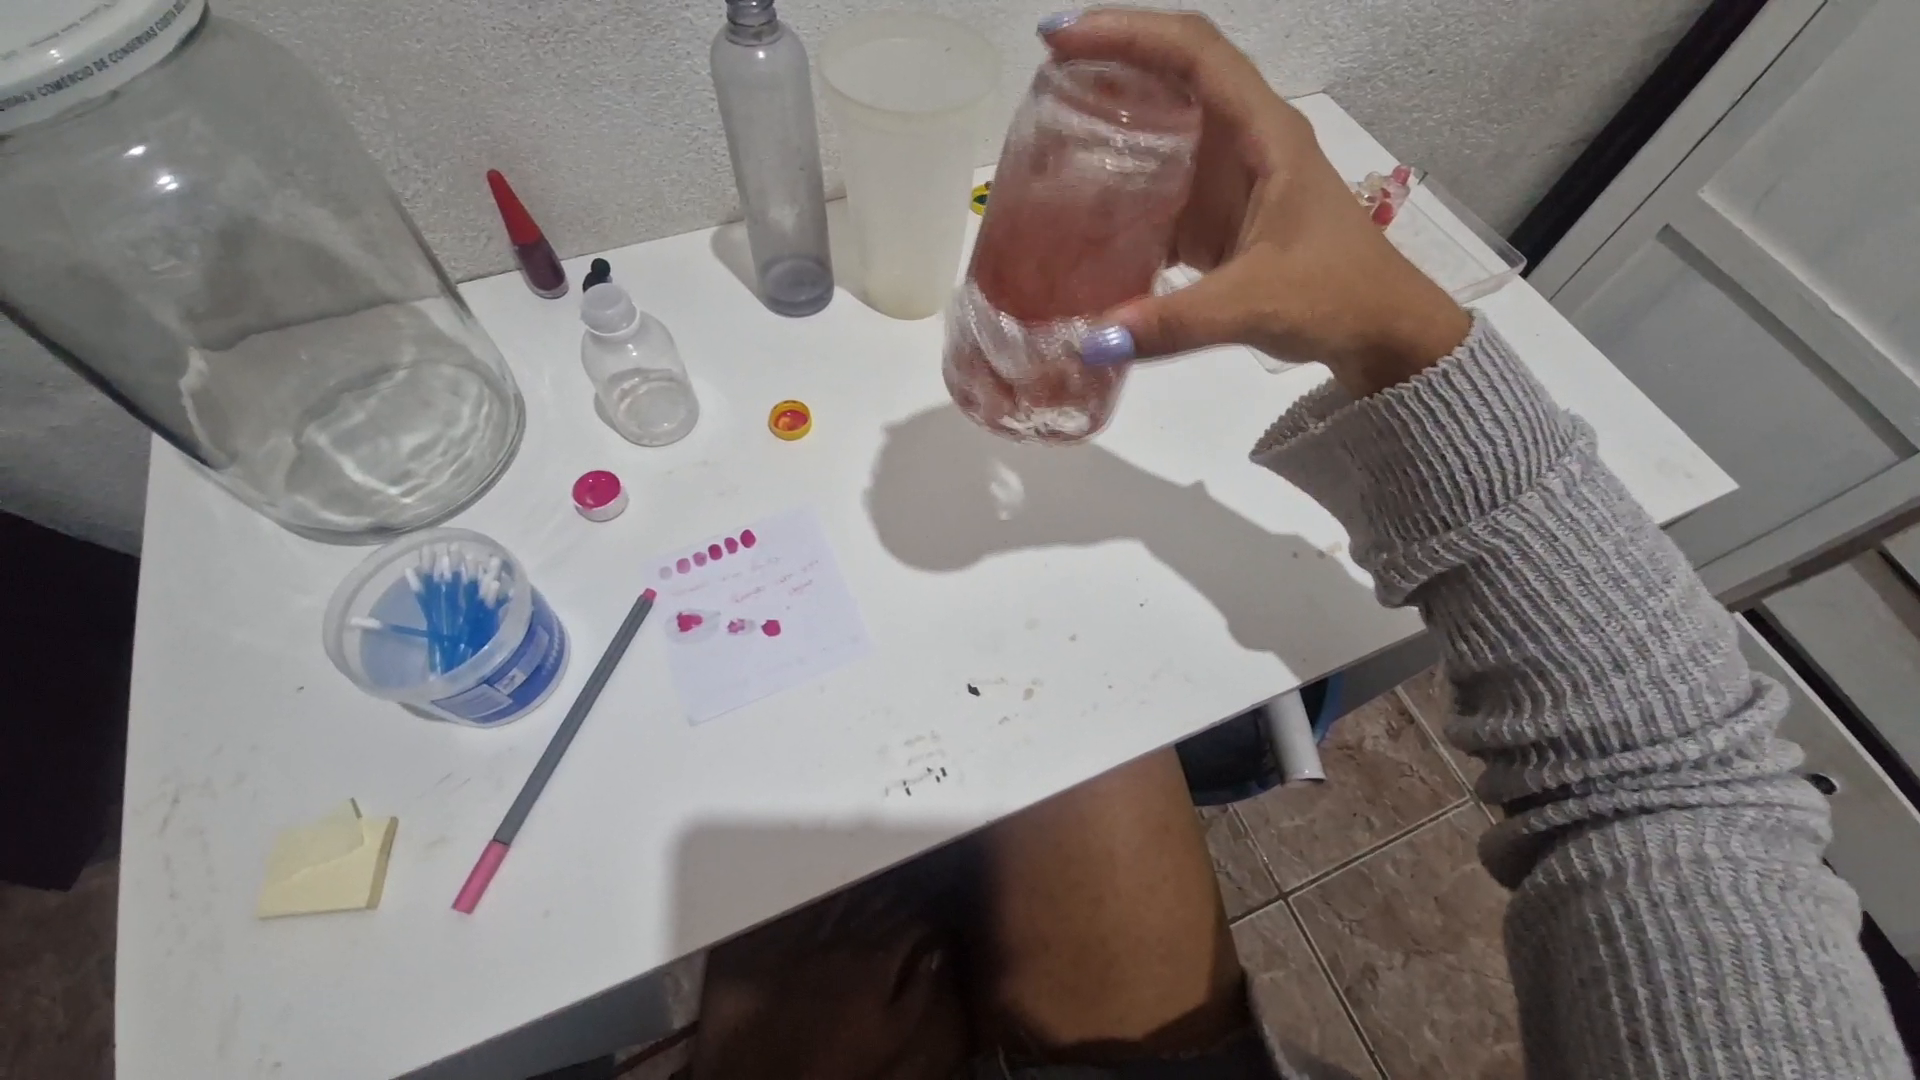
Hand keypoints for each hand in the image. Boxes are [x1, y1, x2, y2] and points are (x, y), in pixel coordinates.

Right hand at [1042, 8, 1470, 395]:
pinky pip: (1164, 185)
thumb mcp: (1254, 305)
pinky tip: (1087, 207)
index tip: (1062, 41)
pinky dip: (1125, 188)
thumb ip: (1174, 323)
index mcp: (1265, 134)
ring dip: (1116, 121)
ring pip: (1167, 127)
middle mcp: (1247, 141)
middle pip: (1175, 73)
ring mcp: (1233, 179)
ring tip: (1054, 131)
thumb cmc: (1336, 297)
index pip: (1195, 52)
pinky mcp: (1221, 218)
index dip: (1128, 33)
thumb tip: (1090, 342)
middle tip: (1046, 80)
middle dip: (1112, 65)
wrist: (1379, 331)